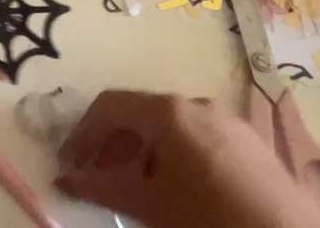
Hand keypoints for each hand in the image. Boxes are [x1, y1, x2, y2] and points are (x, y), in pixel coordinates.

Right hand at [53, 91, 319, 227]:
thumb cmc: (211, 221)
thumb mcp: (150, 208)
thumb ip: (101, 187)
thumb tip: (65, 179)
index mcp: (167, 110)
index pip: (109, 106)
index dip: (82, 133)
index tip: (69, 163)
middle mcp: (196, 104)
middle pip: (140, 115)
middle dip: (113, 145)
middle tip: (97, 177)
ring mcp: (230, 123)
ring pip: (172, 128)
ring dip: (145, 153)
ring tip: (137, 188)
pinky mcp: (255, 146)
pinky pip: (201, 140)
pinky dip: (177, 157)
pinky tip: (179, 191)